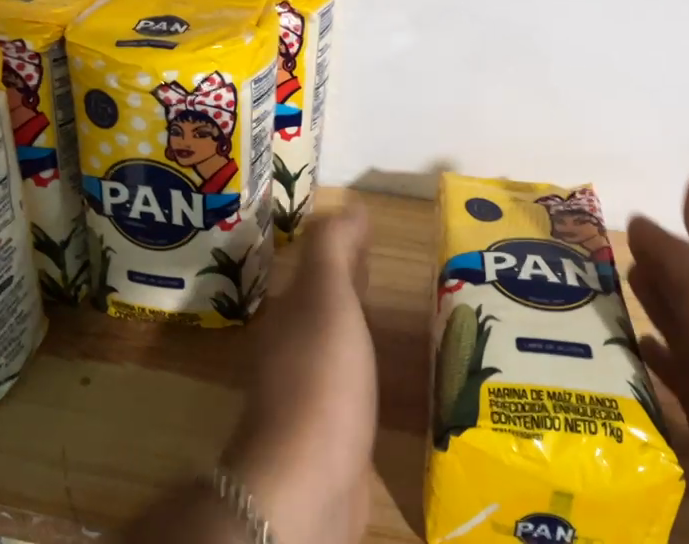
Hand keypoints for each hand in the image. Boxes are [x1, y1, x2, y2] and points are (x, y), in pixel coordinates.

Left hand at [224, 205, 375, 543]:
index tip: (373, 231)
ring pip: (335, 340)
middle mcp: (292, 346)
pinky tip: (391, 370)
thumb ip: (334, 249)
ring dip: (360, 322)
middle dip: (349, 280)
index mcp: (290, 312)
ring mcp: (308, 390)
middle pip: (323, 301)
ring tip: (398, 311)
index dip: (342, 246)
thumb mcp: (327, 298)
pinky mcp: (329, 429)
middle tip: (388, 265)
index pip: (317, 265)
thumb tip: (349, 204)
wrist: (307, 482)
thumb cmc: (320, 378)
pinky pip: (349, 380)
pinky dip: (367, 364)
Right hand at [628, 175, 688, 543]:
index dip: (664, 242)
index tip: (625, 221)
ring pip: (676, 344)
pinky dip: (652, 374)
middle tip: (599, 260)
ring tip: (600, 305)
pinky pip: (672, 394)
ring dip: (646, 320)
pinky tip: (628, 366)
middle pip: (685, 302)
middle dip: (650, 277)